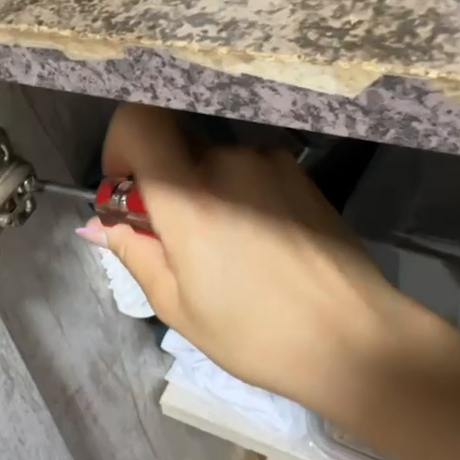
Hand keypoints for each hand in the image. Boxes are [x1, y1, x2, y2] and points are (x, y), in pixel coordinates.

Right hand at [80, 104, 452, 419]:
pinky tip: (260, 242)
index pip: (139, 120)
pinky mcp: (300, 173)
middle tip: (177, 239)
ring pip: (214, 159)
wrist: (356, 339)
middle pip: (175, 144)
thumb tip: (103, 225)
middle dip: (163, 182)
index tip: (126, 189)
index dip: (120, 145)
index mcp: (188, 195)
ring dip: (205, 190)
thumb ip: (136, 254)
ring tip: (229, 249)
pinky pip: (249, 168)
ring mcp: (270, 162)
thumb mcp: (180, 307)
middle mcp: (229, 161)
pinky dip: (239, 193)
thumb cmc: (257, 335)